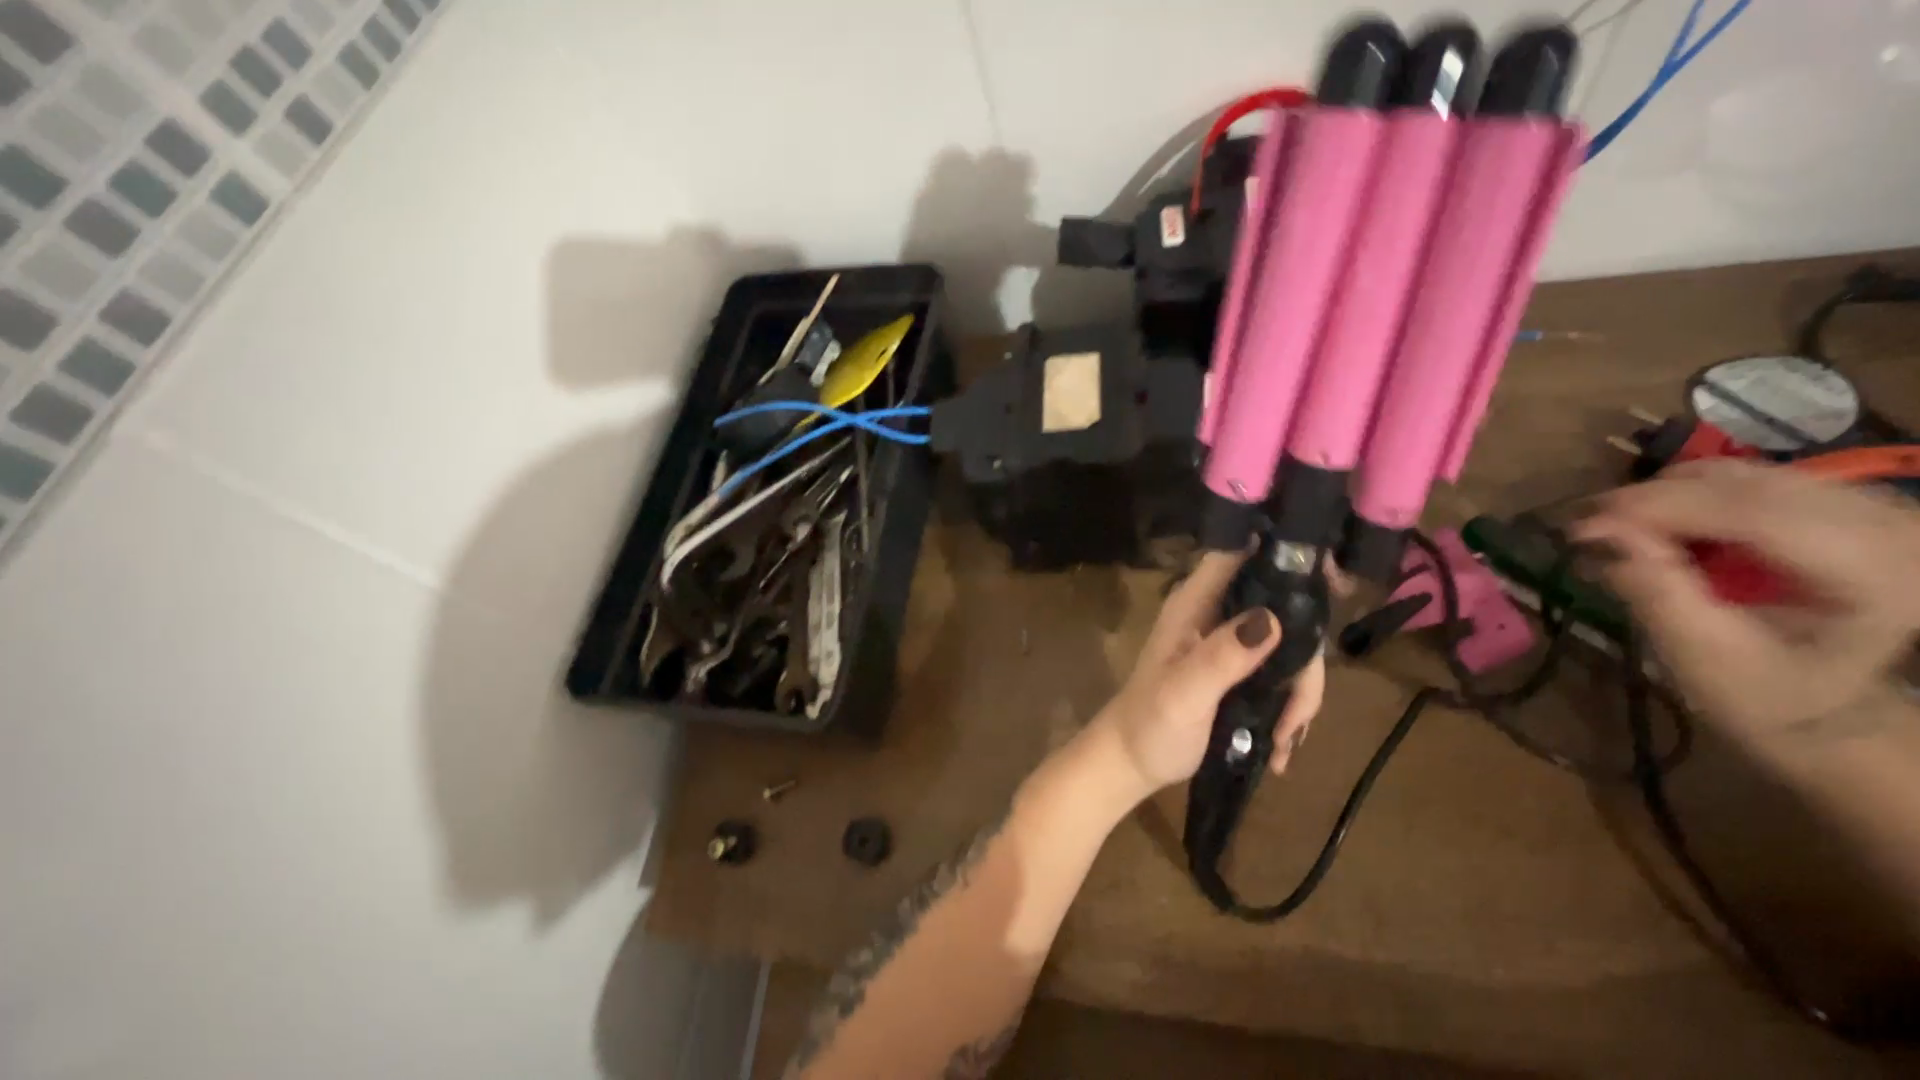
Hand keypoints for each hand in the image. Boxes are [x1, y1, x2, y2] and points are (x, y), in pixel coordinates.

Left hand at [1089, 551, 1325, 795]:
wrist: (1131, 765)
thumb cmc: (1149, 726)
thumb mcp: (1184, 694)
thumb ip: (1223, 656)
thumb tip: (1273, 619)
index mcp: (1196, 604)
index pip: (1243, 555)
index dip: (1288, 556)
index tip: (1335, 584)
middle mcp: (1218, 615)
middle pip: (1285, 608)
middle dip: (1304, 661)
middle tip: (1298, 712)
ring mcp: (1233, 645)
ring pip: (1292, 649)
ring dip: (1299, 697)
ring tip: (1282, 741)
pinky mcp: (1245, 673)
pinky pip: (1285, 678)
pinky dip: (1291, 711)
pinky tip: (1278, 748)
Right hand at [1577, 460, 1919, 736]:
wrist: (1820, 707)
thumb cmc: (1765, 697)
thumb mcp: (1706, 660)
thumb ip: (1659, 595)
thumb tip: (1601, 534)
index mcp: (1875, 574)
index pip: (1759, 514)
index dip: (1665, 509)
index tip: (1586, 523)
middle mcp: (1884, 526)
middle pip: (1748, 485)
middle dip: (1657, 499)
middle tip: (1587, 525)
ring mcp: (1863, 508)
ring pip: (1741, 473)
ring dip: (1667, 495)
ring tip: (1616, 530)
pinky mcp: (1833, 502)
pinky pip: (1745, 478)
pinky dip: (1688, 496)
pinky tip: (1657, 528)